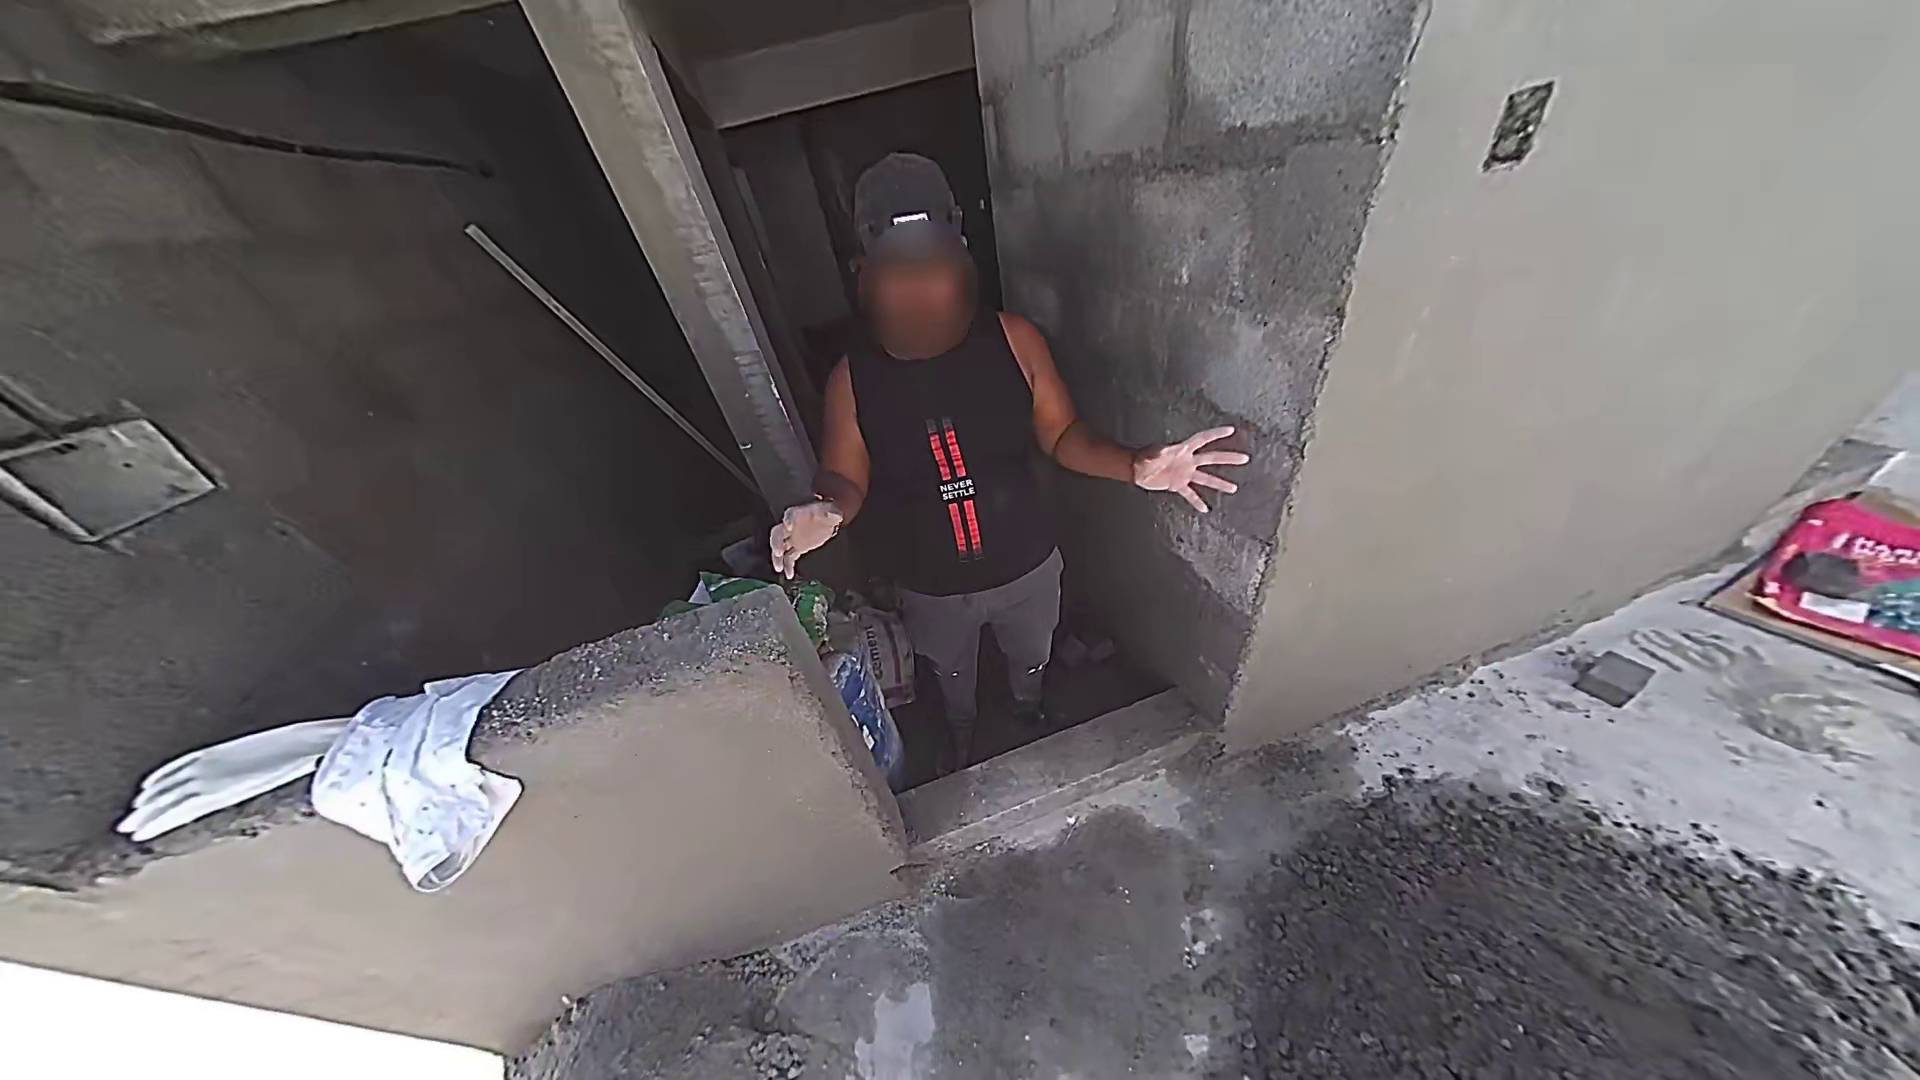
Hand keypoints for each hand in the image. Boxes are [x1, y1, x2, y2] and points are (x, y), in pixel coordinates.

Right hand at [770, 501, 843, 578]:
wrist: (829, 521)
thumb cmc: (827, 513)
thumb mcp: (831, 511)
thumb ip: (832, 513)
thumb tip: (836, 515)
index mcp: (799, 514)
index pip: (790, 515)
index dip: (788, 519)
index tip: (789, 525)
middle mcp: (791, 526)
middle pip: (778, 533)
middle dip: (777, 542)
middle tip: (779, 552)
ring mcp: (793, 538)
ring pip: (780, 547)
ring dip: (778, 558)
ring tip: (779, 567)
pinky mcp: (798, 548)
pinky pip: (789, 558)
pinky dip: (788, 566)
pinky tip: (789, 574)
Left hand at [1132, 426, 1249, 512]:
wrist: (1135, 469)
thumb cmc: (1142, 458)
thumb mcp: (1150, 454)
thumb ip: (1157, 453)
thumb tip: (1162, 452)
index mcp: (1183, 450)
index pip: (1202, 440)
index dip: (1216, 434)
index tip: (1231, 431)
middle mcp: (1188, 461)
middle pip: (1211, 458)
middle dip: (1228, 458)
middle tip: (1245, 459)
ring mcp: (1184, 473)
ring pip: (1206, 478)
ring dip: (1219, 483)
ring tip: (1234, 488)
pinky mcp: (1177, 485)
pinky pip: (1190, 494)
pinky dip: (1196, 501)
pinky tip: (1206, 509)